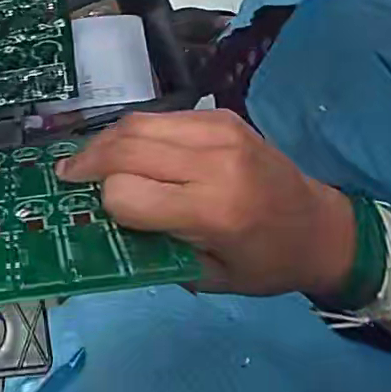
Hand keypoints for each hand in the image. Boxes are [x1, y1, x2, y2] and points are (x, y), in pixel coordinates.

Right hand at [56, 110, 356, 298]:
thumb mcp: (209, 276)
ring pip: (135, 123)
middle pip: (124, 148)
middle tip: (66, 175)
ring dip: (104, 141)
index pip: (127, 193)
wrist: (324, 226)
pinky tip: (127, 148)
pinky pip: (157, 116)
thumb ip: (153, 250)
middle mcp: (214, 162)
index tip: (99, 212)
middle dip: (87, 161)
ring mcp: (217, 130)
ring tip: (89, 159)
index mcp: (214, 210)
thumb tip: (100, 222)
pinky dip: (133, 132)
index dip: (106, 203)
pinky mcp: (218, 115)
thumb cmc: (267, 262)